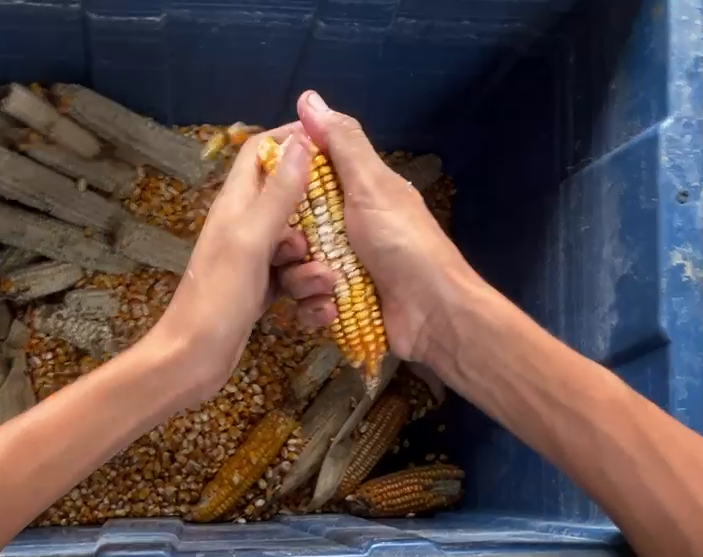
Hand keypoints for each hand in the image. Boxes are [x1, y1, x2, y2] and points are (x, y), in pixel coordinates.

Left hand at [149, 126, 312, 405]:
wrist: (193, 360)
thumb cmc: (217, 299)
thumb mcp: (250, 241)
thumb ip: (278, 194)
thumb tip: (303, 140)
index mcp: (235, 205)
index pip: (260, 152)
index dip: (291, 142)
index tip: (330, 149)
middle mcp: (243, 228)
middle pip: (289, 202)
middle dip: (316, 220)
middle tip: (334, 238)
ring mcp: (252, 262)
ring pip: (296, 248)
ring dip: (315, 266)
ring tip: (322, 287)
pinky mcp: (260, 291)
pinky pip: (293, 281)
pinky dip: (308, 293)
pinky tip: (319, 310)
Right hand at [273, 91, 486, 377]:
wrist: (431, 312)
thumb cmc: (404, 243)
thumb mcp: (371, 186)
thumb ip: (341, 144)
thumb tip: (309, 98)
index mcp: (352, 197)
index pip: (303, 185)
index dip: (284, 190)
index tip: (271, 195)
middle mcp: (342, 232)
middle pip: (291, 234)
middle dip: (291, 247)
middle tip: (302, 251)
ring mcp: (340, 272)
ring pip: (295, 273)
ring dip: (306, 282)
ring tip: (329, 286)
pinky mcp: (339, 308)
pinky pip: (308, 307)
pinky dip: (316, 311)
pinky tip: (331, 310)